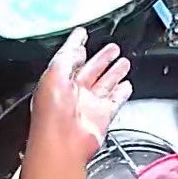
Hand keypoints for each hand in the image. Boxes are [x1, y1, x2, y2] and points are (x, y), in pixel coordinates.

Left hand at [31, 28, 132, 162]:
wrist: (62, 143)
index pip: (69, 58)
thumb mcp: (55, 73)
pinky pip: (113, 102)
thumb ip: (67, 57)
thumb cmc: (51, 113)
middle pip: (91, 70)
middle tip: (112, 48)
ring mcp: (87, 106)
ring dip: (114, 72)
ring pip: (104, 84)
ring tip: (123, 61)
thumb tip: (77, 45)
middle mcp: (72, 93)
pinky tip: (126, 85)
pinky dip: (121, 93)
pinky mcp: (100, 118)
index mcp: (57, 81)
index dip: (76, 45)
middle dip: (102, 58)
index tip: (83, 34)